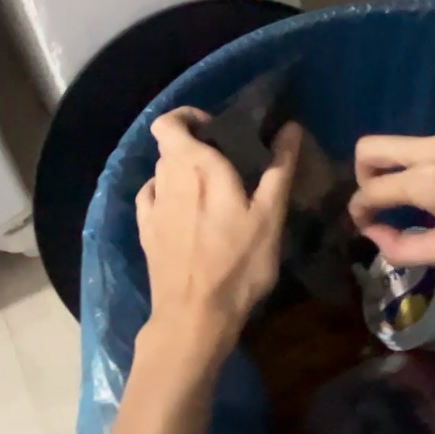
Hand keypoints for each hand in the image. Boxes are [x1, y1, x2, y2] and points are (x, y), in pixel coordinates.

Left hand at [136, 107, 300, 363]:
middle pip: (170, 146)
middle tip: (226, 163)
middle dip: (194, 146)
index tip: (217, 130)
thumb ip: (279, 168)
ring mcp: (152, 204)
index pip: (168, 121)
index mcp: (195, 165)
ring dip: (182, 171)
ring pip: (162, 171)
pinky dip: (167, 193)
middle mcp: (166, 177)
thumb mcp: (270, 216)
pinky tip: (185, 210)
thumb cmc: (237, 264)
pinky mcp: (144, 230)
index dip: (187, 117)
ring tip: (211, 191)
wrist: (193, 315)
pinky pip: (152, 196)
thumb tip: (290, 126)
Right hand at [347, 109, 434, 273]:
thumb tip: (373, 235)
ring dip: (420, 167)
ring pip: (416, 144)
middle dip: (365, 172)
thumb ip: (403, 247)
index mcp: (430, 183)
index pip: (371, 190)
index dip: (359, 208)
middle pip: (372, 147)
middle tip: (380, 193)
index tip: (364, 220)